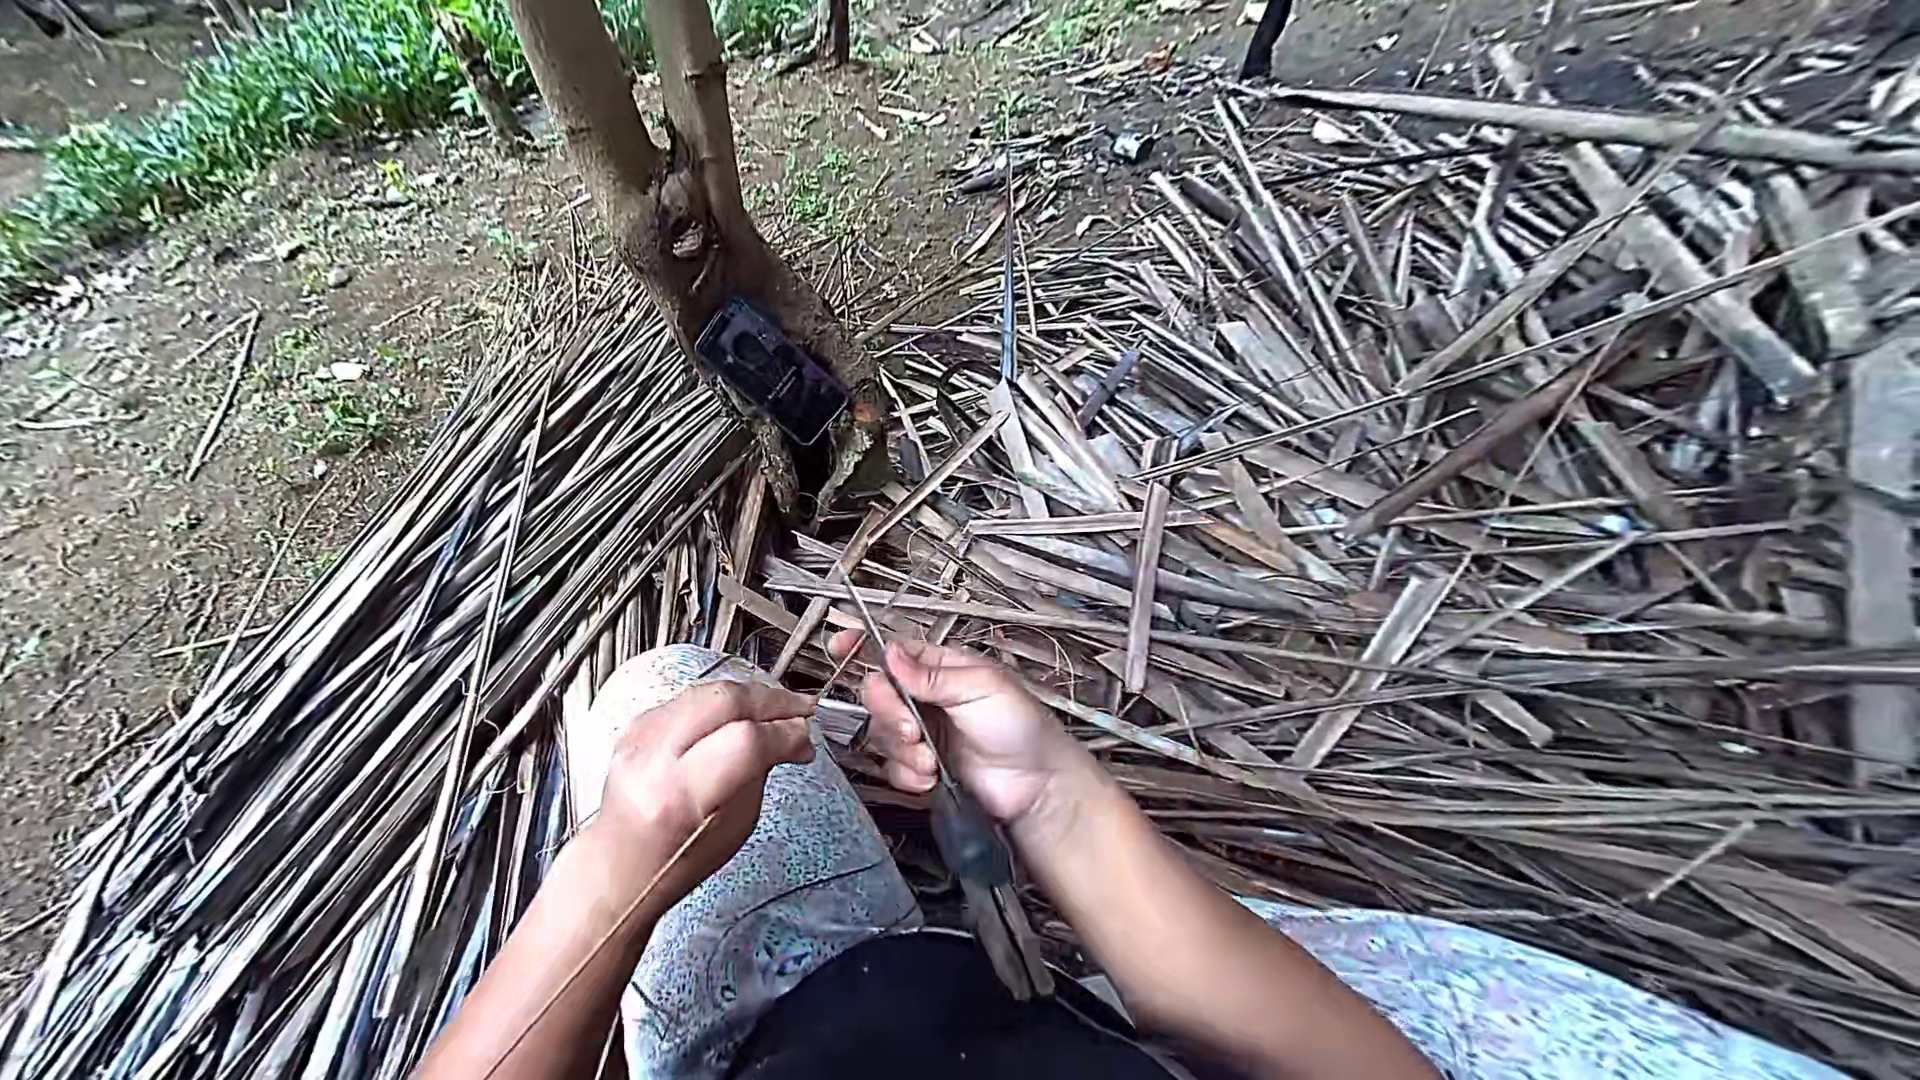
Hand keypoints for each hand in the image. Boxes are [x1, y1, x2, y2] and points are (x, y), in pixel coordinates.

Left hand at [584, 674, 814, 910]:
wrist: (619, 862)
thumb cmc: (677, 859)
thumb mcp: (735, 825)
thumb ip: (762, 770)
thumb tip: (794, 733)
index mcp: (676, 797)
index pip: (745, 741)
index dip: (785, 734)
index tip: (805, 740)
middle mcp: (652, 759)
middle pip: (727, 701)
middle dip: (774, 701)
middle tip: (802, 711)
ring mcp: (640, 736)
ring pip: (712, 689)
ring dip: (755, 694)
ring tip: (782, 707)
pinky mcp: (638, 722)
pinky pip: (695, 694)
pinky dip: (729, 698)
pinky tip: (748, 709)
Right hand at [828, 631, 1090, 828]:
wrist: (1034, 785)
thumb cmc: (1022, 726)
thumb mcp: (983, 687)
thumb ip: (932, 675)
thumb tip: (893, 654)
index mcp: (940, 667)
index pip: (893, 649)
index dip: (863, 644)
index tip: (842, 644)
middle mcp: (925, 696)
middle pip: (878, 692)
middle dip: (889, 712)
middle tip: (912, 728)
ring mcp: (921, 730)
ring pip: (880, 732)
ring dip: (901, 748)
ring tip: (930, 757)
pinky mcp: (920, 764)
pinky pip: (891, 765)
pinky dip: (906, 773)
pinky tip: (930, 774)